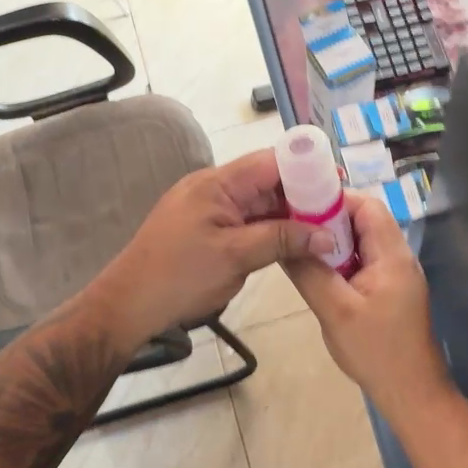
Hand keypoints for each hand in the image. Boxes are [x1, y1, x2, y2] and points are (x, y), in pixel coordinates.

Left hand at [89, 150, 333, 348]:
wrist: (129, 306)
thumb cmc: (181, 276)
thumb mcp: (237, 257)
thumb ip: (283, 240)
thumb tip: (327, 236)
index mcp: (217, 183)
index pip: (271, 161)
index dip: (307, 168)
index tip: (339, 183)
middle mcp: (213, 188)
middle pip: (267, 182)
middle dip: (303, 195)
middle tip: (338, 213)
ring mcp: (208, 210)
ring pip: (259, 204)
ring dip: (288, 216)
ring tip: (324, 229)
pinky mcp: (206, 231)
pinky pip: (246, 222)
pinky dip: (270, 230)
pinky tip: (294, 243)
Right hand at [282, 193, 454, 412]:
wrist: (411, 392)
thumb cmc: (376, 351)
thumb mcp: (335, 311)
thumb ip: (309, 273)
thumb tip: (284, 242)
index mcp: (393, 255)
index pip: (367, 207)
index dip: (334, 201)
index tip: (299, 209)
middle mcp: (399, 258)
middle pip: (365, 222)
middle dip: (329, 222)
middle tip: (294, 230)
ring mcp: (397, 276)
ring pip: (363, 244)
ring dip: (334, 245)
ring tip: (302, 251)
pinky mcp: (391, 292)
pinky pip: (365, 264)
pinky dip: (342, 263)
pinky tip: (320, 276)